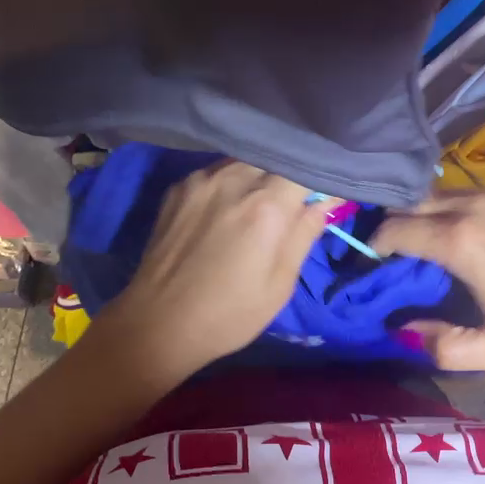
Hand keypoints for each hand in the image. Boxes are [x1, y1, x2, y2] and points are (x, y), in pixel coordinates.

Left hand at [96, 161, 330, 383]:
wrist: (157, 324)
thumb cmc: (229, 315)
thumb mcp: (280, 284)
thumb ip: (304, 234)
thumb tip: (327, 201)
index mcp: (266, 207)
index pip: (306, 169)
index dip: (318, 179)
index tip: (323, 195)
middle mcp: (233, 181)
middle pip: (275, 159)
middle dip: (288, 176)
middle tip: (291, 205)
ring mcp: (201, 180)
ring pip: (244, 161)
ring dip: (258, 176)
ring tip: (258, 206)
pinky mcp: (178, 188)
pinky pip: (215, 172)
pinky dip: (229, 184)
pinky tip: (225, 211)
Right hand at [371, 190, 484, 372]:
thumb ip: (438, 343)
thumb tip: (401, 327)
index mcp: (461, 241)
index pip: (395, 230)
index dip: (372, 246)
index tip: (365, 266)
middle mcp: (473, 208)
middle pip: (410, 203)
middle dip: (389, 224)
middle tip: (380, 254)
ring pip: (435, 195)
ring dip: (416, 214)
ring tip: (409, 245)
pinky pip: (460, 194)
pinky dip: (442, 209)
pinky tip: (446, 235)